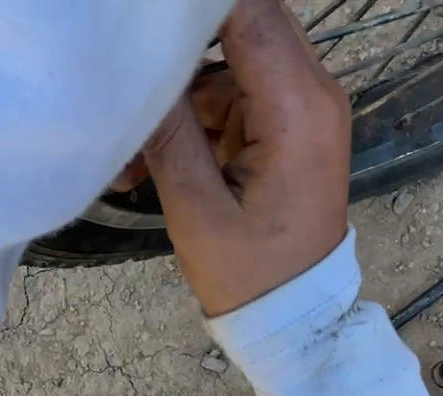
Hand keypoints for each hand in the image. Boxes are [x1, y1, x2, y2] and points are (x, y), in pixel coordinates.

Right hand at [142, 0, 351, 316]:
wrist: (292, 318)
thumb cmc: (249, 275)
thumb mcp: (198, 211)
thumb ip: (170, 135)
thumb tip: (145, 78)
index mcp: (298, 109)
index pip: (249, 14)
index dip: (193, 14)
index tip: (144, 29)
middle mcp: (312, 94)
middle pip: (243, 30)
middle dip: (181, 58)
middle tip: (130, 90)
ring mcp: (302, 112)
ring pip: (230, 71)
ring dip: (179, 103)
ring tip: (131, 156)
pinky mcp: (287, 132)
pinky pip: (235, 105)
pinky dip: (194, 126)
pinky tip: (151, 163)